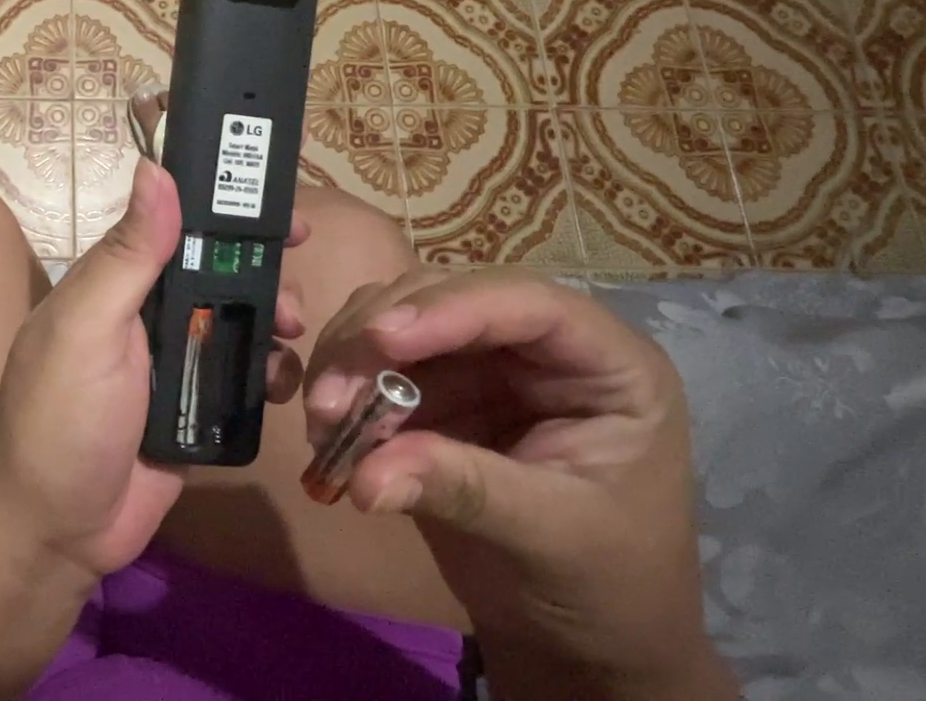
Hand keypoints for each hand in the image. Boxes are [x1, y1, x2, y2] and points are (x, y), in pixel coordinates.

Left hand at [0, 158, 307, 580]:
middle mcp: (143, 317)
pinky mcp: (194, 410)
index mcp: (112, 286)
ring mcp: (171, 365)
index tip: (278, 209)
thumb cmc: (63, 417)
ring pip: (235, 324)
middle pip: (214, 275)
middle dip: (260, 271)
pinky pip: (241, 378)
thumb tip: (156, 169)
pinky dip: (267, 373)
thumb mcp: (87, 328)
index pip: (172, 228)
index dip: (223, 211)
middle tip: (296, 280)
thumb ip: (125, 255)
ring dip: (271, 321)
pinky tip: (282, 383)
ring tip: (291, 333)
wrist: (60, 529)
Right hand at [303, 268, 733, 696]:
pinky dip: (339, 385)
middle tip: (328, 401)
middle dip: (374, 339)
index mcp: (603, 364)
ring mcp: (476, 360)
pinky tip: (326, 429)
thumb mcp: (549, 535)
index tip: (380, 342)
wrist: (578, 629)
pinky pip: (369, 360)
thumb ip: (463, 490)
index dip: (449, 309)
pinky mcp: (429, 384)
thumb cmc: (603, 581)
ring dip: (346, 359)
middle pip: (440, 297)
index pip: (524, 304)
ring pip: (392, 317)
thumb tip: (365, 476)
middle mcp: (533, 345)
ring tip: (322, 422)